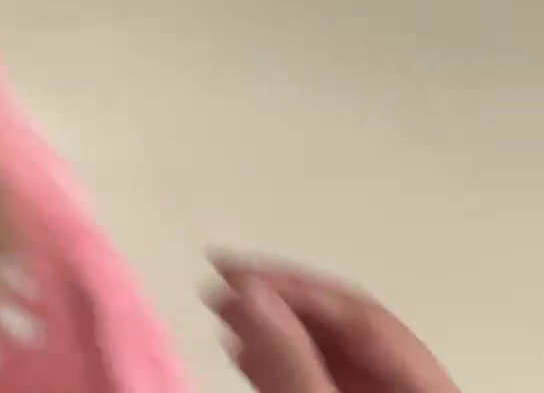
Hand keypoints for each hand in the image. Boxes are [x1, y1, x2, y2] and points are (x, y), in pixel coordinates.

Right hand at [206, 254, 457, 392]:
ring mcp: (379, 389)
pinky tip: (240, 342)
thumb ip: (287, 353)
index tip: (233, 269)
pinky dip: (273, 350)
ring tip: (220, 304)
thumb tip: (244, 285)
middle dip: (274, 299)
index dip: (296, 285)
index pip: (364, 314)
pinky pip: (315, 365)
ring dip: (267, 321)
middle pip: (343, 325)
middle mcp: (411, 382)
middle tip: (220, 278)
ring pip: (324, 343)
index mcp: (430, 386)